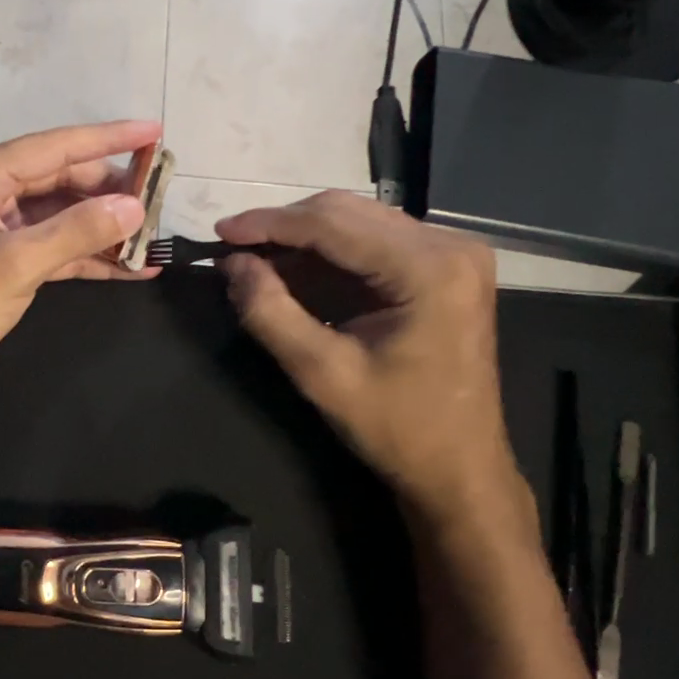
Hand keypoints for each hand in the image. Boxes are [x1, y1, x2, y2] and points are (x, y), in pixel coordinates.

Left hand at [0, 120, 162, 427]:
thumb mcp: (15, 265)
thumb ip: (76, 231)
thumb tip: (134, 206)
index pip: (55, 147)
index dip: (109, 139)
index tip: (156, 132)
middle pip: (64, 179)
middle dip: (112, 190)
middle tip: (162, 198)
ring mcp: (2, 229)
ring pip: (66, 215)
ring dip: (107, 227)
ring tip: (155, 235)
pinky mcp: (11, 263)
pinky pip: (61, 249)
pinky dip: (94, 258)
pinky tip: (134, 268)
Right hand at [215, 192, 530, 537]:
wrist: (460, 467)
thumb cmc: (397, 427)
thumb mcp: (322, 374)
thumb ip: (270, 312)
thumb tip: (230, 264)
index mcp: (429, 268)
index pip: (333, 224)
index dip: (269, 224)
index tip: (219, 232)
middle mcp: (449, 245)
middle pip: (346, 211)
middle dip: (283, 227)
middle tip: (231, 249)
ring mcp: (452, 253)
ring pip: (357, 219)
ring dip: (303, 237)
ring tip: (254, 261)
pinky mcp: (445, 267)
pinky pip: (373, 240)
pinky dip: (328, 252)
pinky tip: (293, 271)